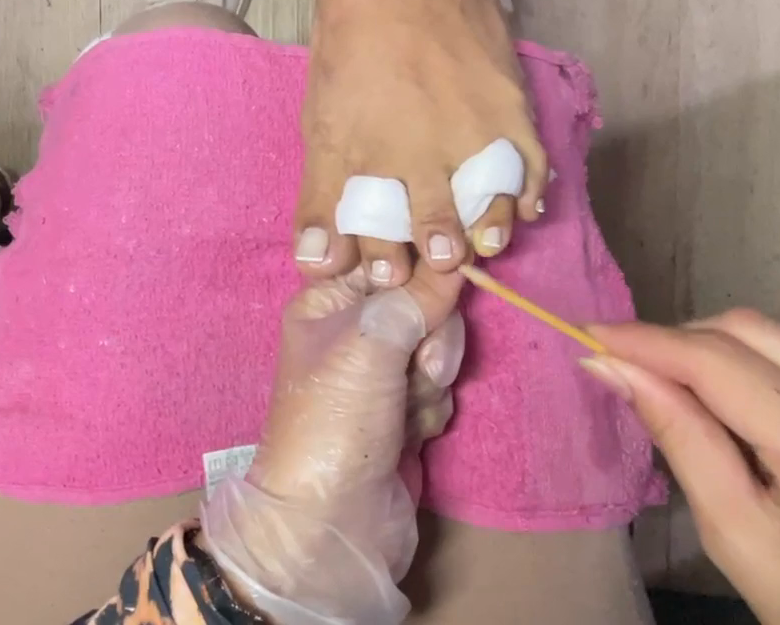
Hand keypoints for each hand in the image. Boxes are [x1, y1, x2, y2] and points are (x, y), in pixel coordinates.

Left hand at [202, 265, 463, 623]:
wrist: (332, 522)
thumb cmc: (335, 418)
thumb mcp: (371, 343)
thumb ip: (415, 297)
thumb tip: (453, 258)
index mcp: (326, 300)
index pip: (387, 260)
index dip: (419, 269)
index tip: (449, 273)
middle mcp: (351, 328)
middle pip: (420, 302)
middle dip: (431, 337)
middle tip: (420, 367)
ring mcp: (378, 370)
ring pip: (435, 345)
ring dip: (431, 378)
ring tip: (407, 408)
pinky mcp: (402, 408)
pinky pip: (438, 386)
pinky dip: (432, 407)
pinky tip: (412, 432)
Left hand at [297, 0, 545, 284]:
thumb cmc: (347, 42)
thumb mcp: (320, 117)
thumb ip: (321, 191)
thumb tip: (316, 261)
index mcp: (367, 161)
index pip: (377, 242)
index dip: (381, 266)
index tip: (385, 276)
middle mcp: (422, 156)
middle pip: (437, 233)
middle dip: (433, 259)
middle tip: (434, 265)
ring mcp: (472, 132)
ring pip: (488, 210)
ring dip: (484, 235)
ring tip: (480, 246)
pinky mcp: (510, 106)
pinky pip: (529, 169)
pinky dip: (526, 195)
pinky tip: (522, 207)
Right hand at [585, 311, 779, 624]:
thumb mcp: (742, 543)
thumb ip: (680, 439)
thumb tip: (609, 365)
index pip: (721, 363)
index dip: (647, 340)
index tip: (589, 334)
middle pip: (757, 332)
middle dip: (681, 339)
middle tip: (632, 367)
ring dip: (724, 354)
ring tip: (686, 394)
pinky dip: (771, 376)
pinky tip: (752, 417)